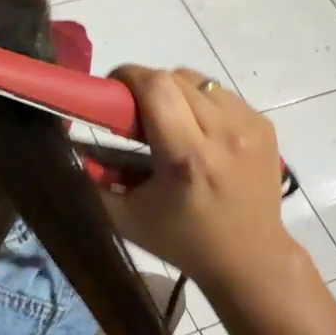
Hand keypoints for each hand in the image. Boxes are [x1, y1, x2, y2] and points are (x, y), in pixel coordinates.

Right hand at [104, 66, 296, 286]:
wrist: (249, 257)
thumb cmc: (181, 241)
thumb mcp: (125, 217)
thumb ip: (92, 181)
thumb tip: (70, 146)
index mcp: (186, 157)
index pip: (156, 87)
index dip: (128, 77)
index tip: (111, 90)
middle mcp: (223, 134)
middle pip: (176, 77)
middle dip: (147, 85)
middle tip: (132, 111)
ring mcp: (249, 126)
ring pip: (200, 81)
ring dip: (174, 92)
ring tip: (164, 120)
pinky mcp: (264, 126)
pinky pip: (222, 95)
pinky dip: (200, 103)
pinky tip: (194, 131)